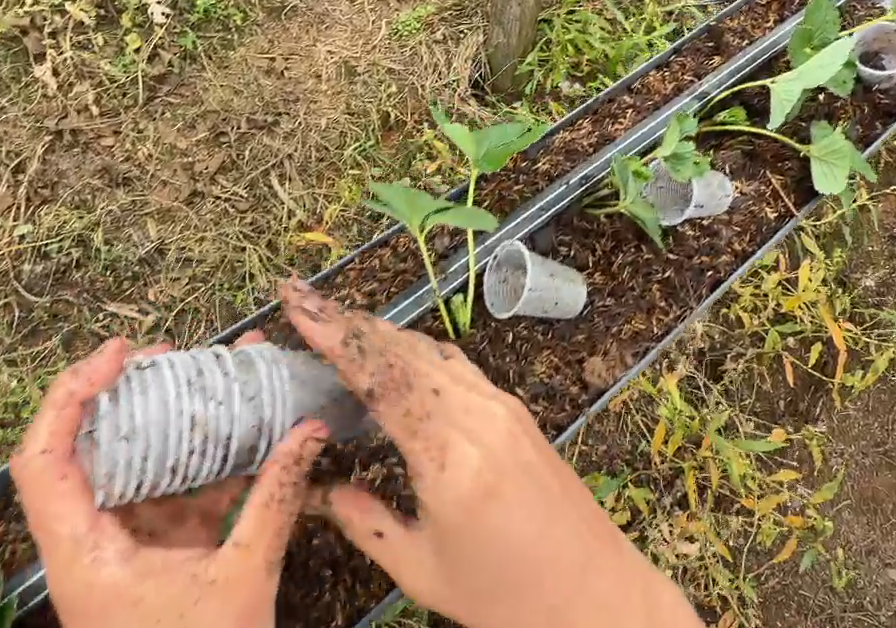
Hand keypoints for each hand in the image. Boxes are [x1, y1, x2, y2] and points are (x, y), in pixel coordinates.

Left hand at [11, 334, 328, 627]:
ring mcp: (122, 546)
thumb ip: (276, 498)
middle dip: (125, 393)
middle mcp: (90, 543)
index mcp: (83, 553)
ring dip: (168, 420)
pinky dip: (201, 457)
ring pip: (130, 465)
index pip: (42, 461)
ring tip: (210, 375)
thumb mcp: (244, 579)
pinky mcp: (155, 553)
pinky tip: (239, 429)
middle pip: (82, 449)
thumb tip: (311, 428)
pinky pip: (169, 489)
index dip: (70, 396)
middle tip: (171, 355)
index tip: (121, 353)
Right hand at [280, 278, 702, 627]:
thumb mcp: (423, 571)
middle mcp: (476, 415)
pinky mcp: (513, 409)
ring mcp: (500, 406)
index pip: (381, 379)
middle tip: (303, 299)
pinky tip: (394, 352)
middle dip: (346, 321)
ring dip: (380, 331)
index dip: (335, 338)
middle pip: (402, 350)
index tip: (299, 305)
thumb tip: (321, 489)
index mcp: (449, 457)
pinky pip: (455, 365)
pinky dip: (416, 349)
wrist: (596, 594)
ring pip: (429, 350)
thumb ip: (367, 523)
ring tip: (335, 320)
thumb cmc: (506, 596)